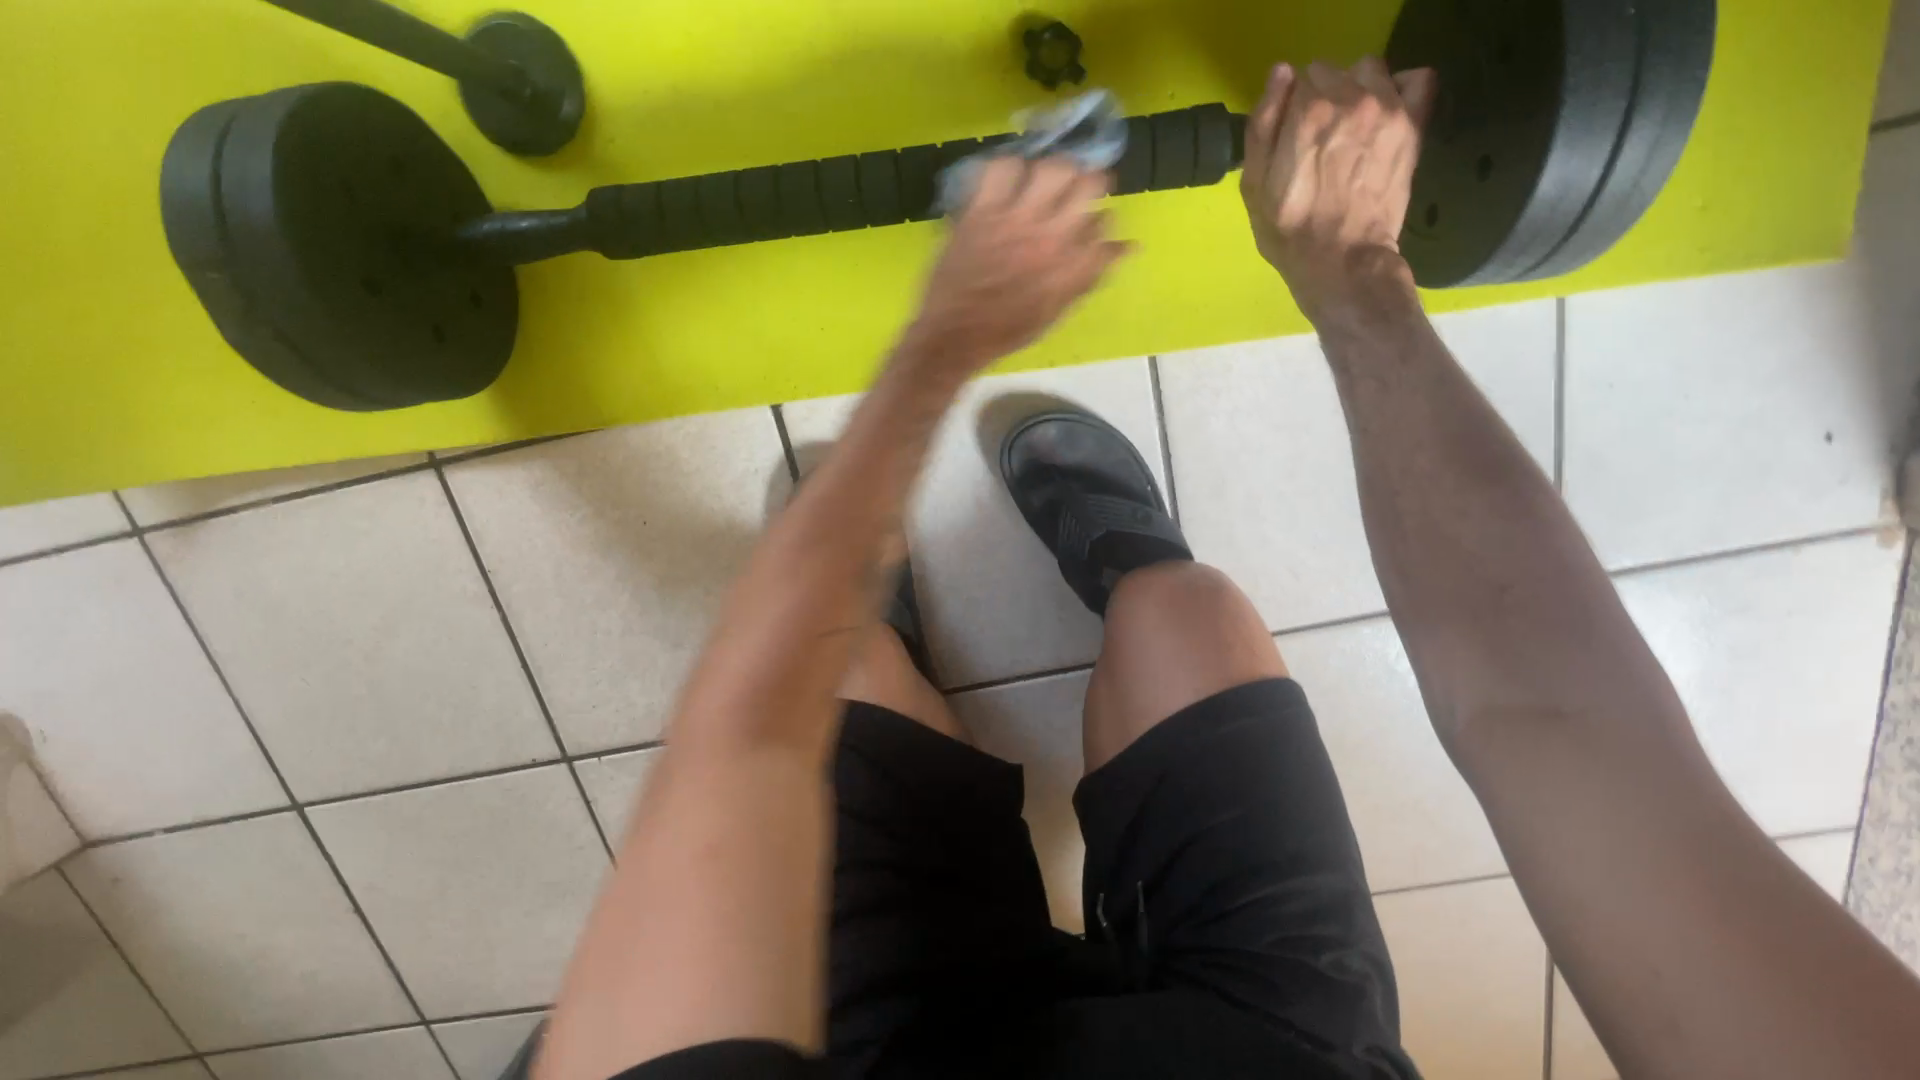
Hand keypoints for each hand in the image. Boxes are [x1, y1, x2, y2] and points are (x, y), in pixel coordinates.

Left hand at [907, 156, 1129, 377]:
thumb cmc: (1006, 329)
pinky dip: (1008, 167)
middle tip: (1074, 187)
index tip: (1092, 219)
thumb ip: (1090, 274)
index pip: (1106, 222)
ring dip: (1050, 170)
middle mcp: (1051, 236)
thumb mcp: (1057, 308)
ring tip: (1041, 181)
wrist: (954, 335)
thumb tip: (1126, 246)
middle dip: (1087, 180)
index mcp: (1073, 264)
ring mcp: (1015, 219)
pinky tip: (1006, 181)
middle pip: (1088, 182)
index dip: (1102, 217)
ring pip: (1050, 168)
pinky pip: (1000, 169)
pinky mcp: (981, 211)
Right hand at [1240, 59, 1437, 326]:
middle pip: (1333, 72)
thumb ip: (1263, 124)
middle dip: (1322, 96)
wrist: (1342, 261)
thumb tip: (1281, 75)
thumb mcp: (1254, 184)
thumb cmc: (1288, 230)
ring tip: (1350, 127)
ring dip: (1357, 90)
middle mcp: (1351, 99)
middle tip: (1318, 138)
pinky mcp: (1413, 124)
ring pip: (1369, 71)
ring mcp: (1388, 109)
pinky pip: (1417, 79)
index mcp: (1307, 112)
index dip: (1291, 107)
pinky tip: (1386, 115)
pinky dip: (1402, 89)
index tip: (1290, 136)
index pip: (1298, 78)